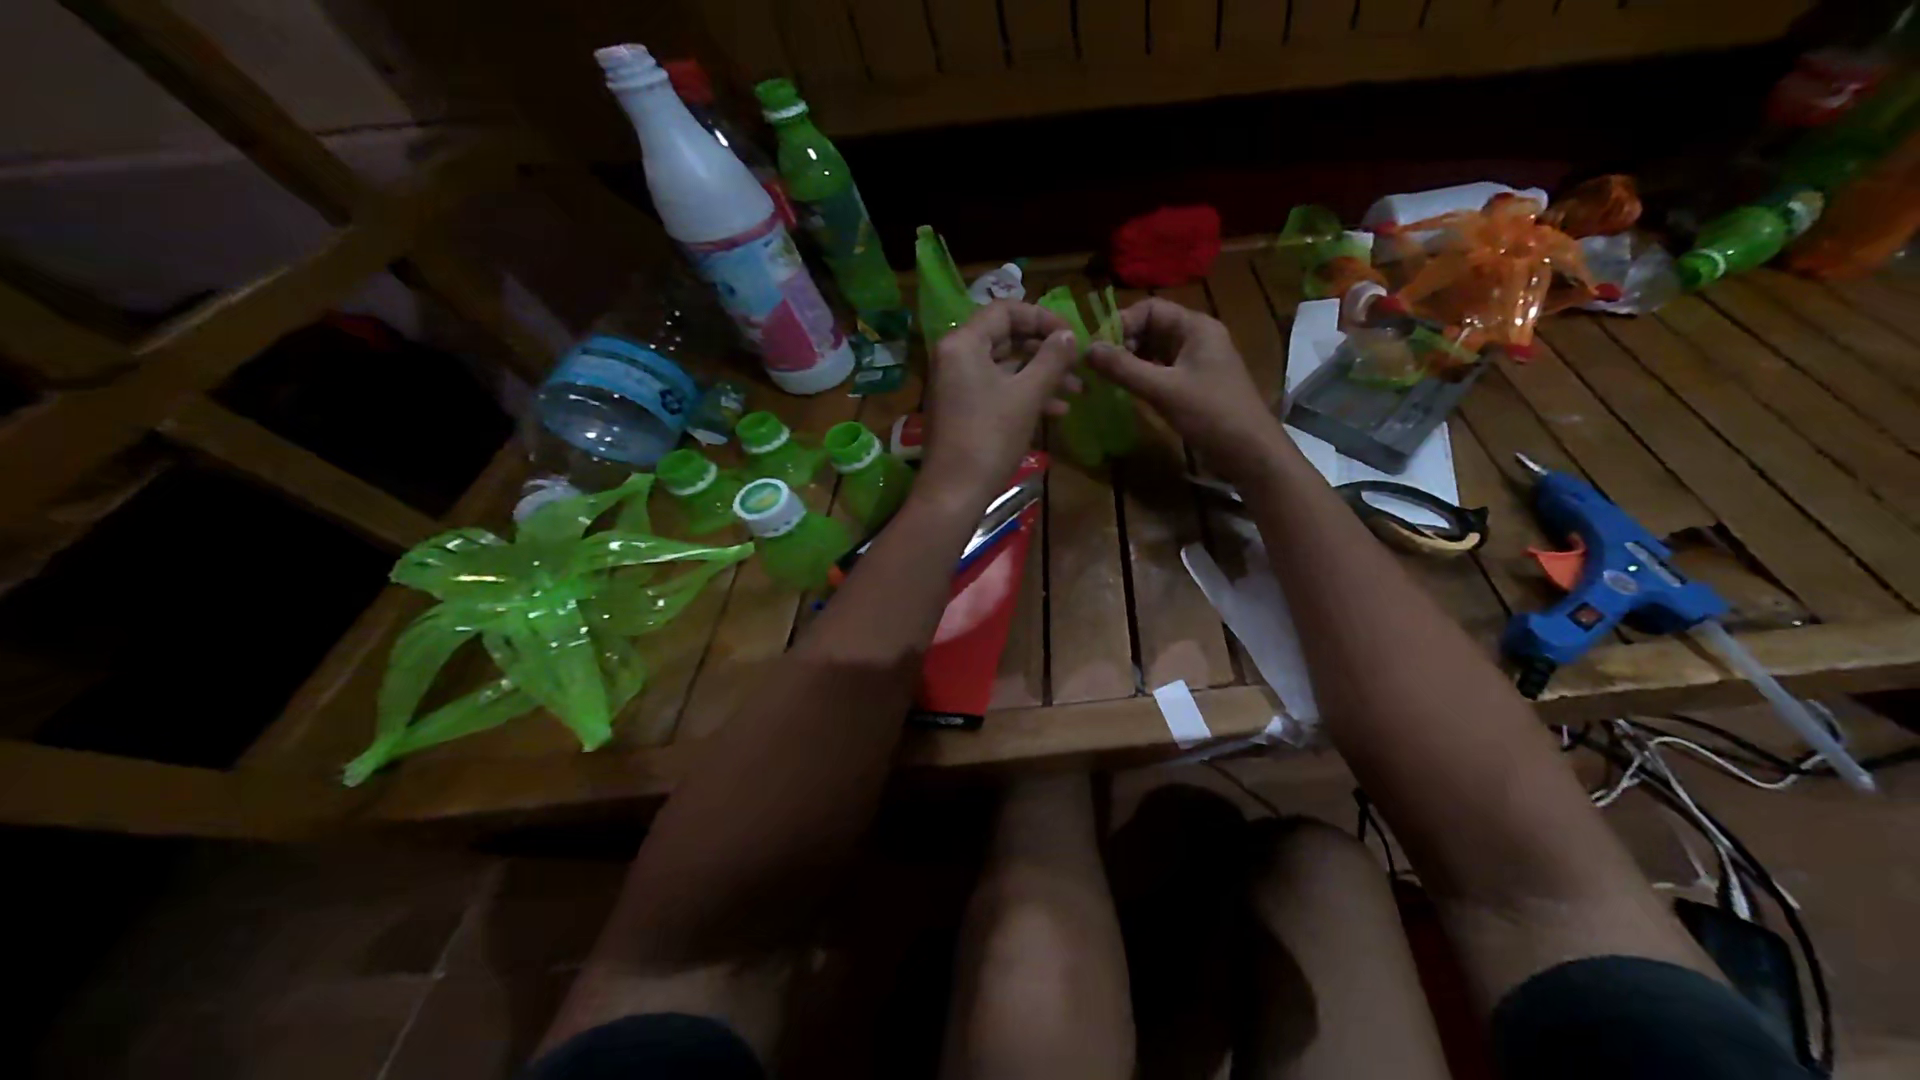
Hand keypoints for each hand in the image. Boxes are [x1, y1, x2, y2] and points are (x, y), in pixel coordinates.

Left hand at [921, 301, 1079, 507]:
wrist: (955, 491)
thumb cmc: (991, 437)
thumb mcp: (1027, 395)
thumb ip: (1051, 359)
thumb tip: (1069, 336)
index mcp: (963, 343)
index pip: (1006, 310)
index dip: (1042, 318)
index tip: (1072, 336)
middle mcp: (954, 356)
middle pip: (1005, 337)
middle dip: (1045, 351)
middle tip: (1078, 363)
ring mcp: (956, 384)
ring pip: (1005, 366)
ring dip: (1041, 375)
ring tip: (1076, 390)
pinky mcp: (961, 408)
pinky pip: (996, 388)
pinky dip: (1024, 394)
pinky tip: (1056, 411)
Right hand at [1086, 297, 1282, 481]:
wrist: (1250, 452)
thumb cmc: (1211, 413)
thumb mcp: (1163, 390)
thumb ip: (1124, 368)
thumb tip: (1086, 349)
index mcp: (1196, 327)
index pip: (1150, 308)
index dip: (1121, 324)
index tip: (1098, 349)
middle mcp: (1196, 338)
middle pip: (1150, 328)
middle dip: (1122, 344)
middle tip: (1098, 368)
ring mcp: (1195, 362)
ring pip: (1153, 351)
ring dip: (1129, 362)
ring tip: (1105, 380)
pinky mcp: (1192, 385)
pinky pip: (1159, 371)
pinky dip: (1140, 377)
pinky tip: (1124, 391)